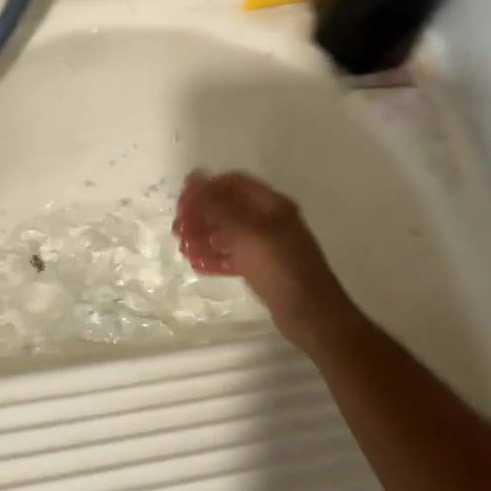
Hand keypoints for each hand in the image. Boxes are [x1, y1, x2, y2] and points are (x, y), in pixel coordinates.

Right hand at [174, 170, 352, 335]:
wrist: (312, 315)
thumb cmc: (280, 268)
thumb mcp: (247, 233)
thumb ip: (218, 206)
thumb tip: (195, 176)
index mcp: (271, 205)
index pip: (233, 184)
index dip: (205, 190)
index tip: (181, 206)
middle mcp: (269, 221)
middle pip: (228, 208)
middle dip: (201, 216)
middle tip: (179, 232)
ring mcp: (267, 246)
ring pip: (228, 233)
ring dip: (204, 238)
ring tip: (184, 250)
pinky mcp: (263, 269)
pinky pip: (234, 256)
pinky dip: (215, 258)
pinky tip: (198, 265)